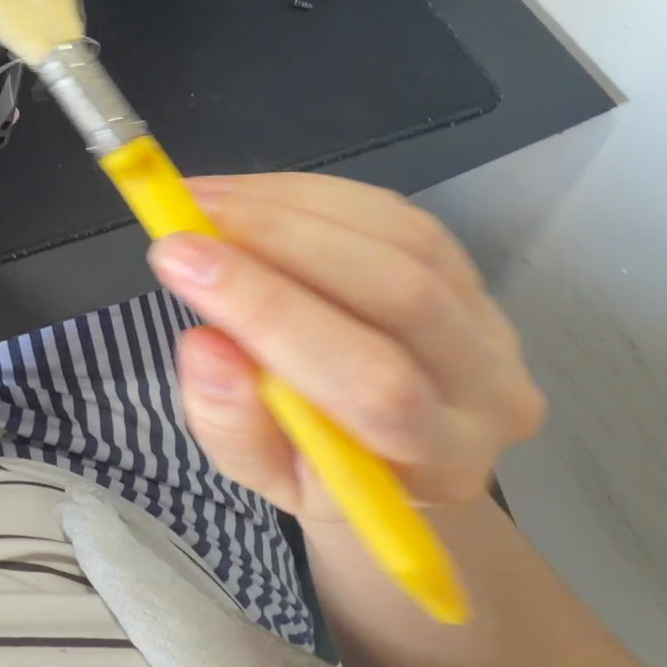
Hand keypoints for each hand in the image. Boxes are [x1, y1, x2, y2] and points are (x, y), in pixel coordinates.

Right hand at [147, 173, 545, 522]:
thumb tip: (203, 344)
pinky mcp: (464, 271)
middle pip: (398, 292)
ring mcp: (489, 323)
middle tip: (182, 217)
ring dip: (283, 206)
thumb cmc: (313, 470)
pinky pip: (390, 213)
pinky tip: (238, 196)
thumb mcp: (257, 472)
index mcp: (438, 461)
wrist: (385, 456)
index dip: (267, 307)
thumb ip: (229, 422)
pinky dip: (304, 193)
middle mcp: (488, 390)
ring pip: (399, 238)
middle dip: (274, 240)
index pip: (369, 381)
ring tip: (198, 198)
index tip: (177, 257)